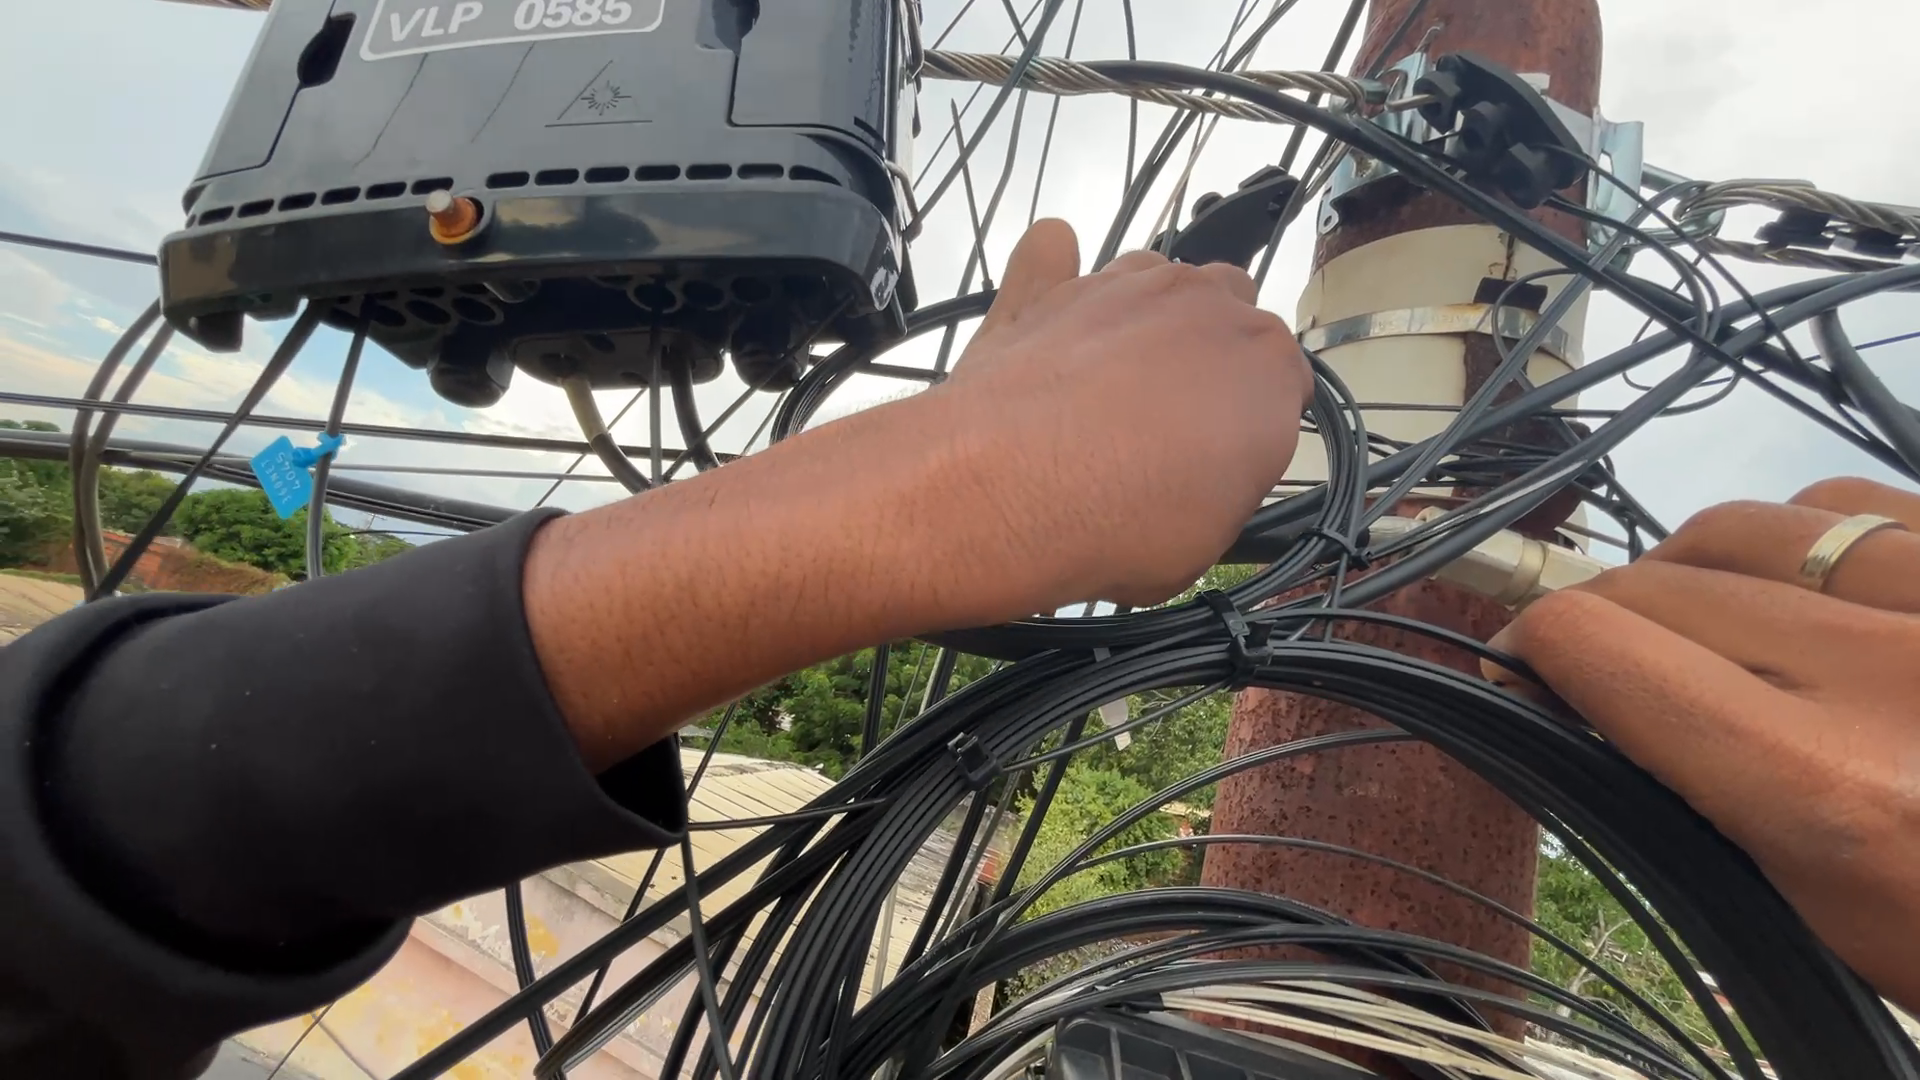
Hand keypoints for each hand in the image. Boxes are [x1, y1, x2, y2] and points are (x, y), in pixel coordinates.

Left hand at [916, 220, 1310, 612]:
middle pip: (1227, 311)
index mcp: (1266, 368)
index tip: (1217, 454)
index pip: (1279, 380)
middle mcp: (1205, 307)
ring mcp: (1124, 286)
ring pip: (1155, 278)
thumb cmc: (1124, 525)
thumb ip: (1221, 485)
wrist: (1016, 489)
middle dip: (1207, 353)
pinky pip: (1052, 256)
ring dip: (1144, 316)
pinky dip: (1051, 270)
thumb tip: (1200, 475)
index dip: (1246, 419)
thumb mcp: (1206, 539)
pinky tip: (1045, 302)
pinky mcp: (1048, 288)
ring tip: (1104, 377)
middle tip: (1164, 413)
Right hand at [1489, 477, 1919, 1011]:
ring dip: (1690, 572)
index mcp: (1829, 793)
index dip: (1528, 648)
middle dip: (1603, 620)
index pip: (1583, 640)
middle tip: (1618, 665)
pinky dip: (1800, 539)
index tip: (1529, 671)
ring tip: (1721, 621)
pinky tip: (1823, 593)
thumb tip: (1564, 685)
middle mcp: (1901, 677)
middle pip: (1646, 581)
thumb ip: (1670, 779)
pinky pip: (1849, 498)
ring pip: (1736, 525)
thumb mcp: (1815, 901)